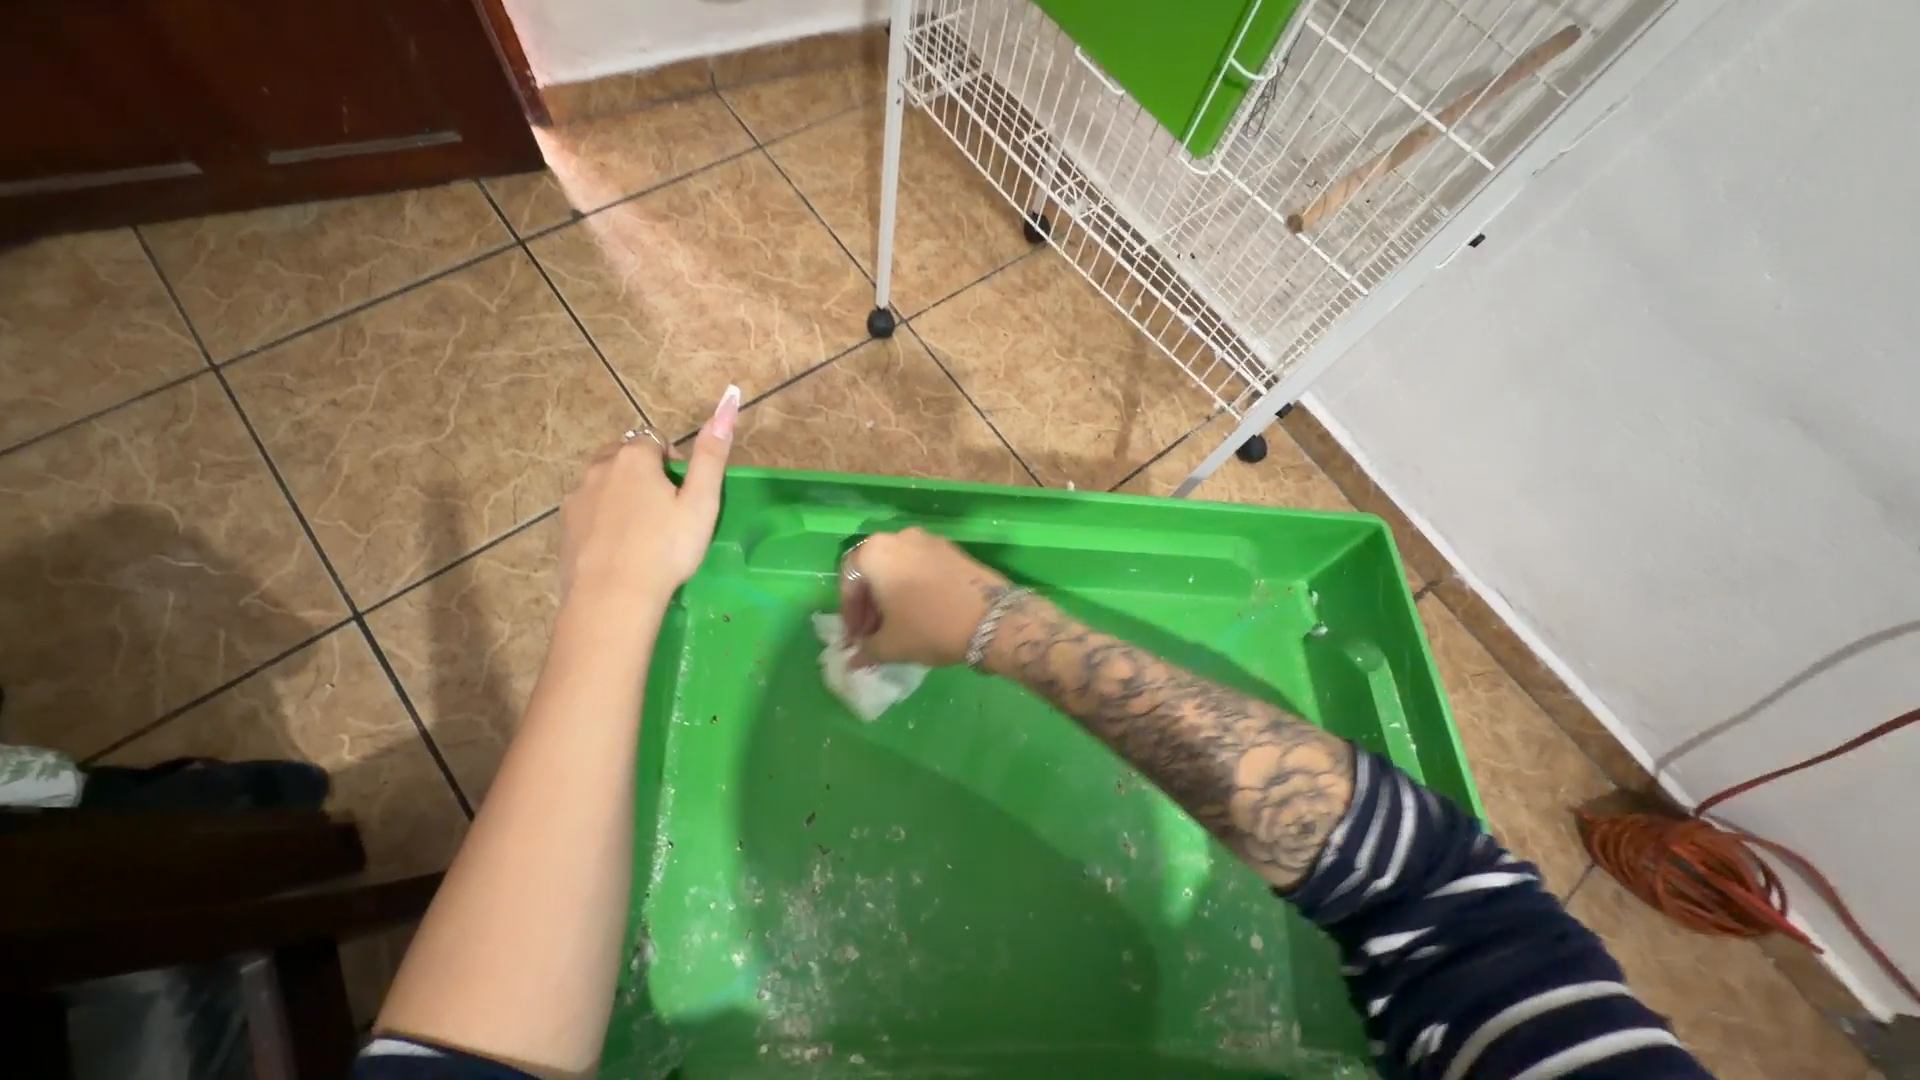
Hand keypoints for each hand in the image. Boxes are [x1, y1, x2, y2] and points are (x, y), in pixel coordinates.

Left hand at [559, 386, 738, 609]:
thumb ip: (713, 454)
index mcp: (634, 457)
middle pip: (625, 456)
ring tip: (643, 533)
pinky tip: (620, 548)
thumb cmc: (666, 548)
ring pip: (604, 483)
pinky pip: (589, 510)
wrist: (613, 598)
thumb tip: (728, 400)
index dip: (672, 462)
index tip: (683, 493)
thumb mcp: (701, 502)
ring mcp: (576, 497)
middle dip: (644, 473)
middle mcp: (598, 468)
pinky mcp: (564, 526)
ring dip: (622, 495)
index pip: (654, 439)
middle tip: (667, 512)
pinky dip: (603, 519)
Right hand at [839, 527, 1008, 666]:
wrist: (992, 620)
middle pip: (873, 570)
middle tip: (873, 634)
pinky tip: (921, 613)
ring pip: (899, 568)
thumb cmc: (929, 627)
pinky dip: (914, 587)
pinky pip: (922, 567)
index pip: (848, 581)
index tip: (856, 638)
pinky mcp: (953, 550)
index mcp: (876, 552)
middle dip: (869, 604)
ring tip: (897, 626)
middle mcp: (900, 537)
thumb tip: (853, 659)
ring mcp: (930, 540)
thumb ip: (865, 650)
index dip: (849, 613)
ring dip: (892, 596)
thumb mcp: (890, 645)